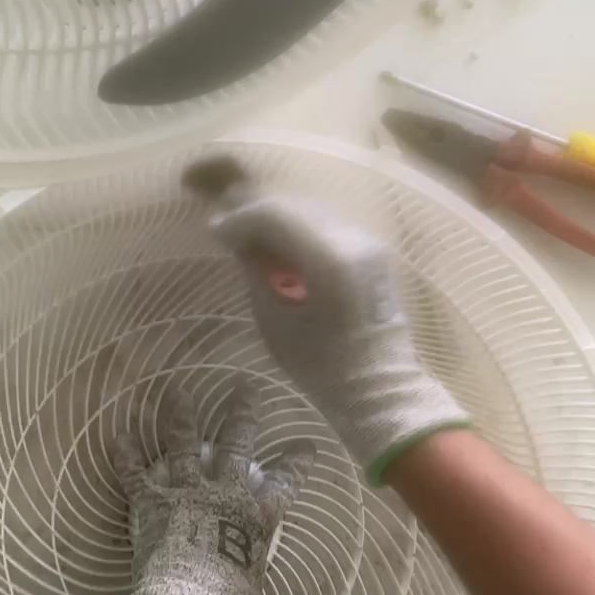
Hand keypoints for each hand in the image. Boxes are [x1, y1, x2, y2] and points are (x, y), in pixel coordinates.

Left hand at [100, 388, 311, 594]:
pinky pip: (136, 474)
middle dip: (243, 415)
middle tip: (247, 390)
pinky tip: (117, 437)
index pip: (285, 483)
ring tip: (179, 393)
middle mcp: (225, 493)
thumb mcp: (250, 586)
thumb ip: (245, 570)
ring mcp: (188, 491)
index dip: (297, 463)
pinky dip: (125, 456)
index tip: (307, 445)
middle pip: (237, 445)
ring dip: (181, 417)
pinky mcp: (153, 500)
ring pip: (184, 445)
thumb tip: (239, 582)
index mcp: (257, 517)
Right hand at [185, 156, 470, 482]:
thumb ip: (258, 273)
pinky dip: (298, 227)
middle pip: (295, 206)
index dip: (240, 218)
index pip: (275, 216)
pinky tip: (278, 244)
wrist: (379, 388)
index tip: (214, 230)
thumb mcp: (276, 320)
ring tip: (248, 234)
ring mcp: (367, 243)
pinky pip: (327, 224)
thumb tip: (239, 242)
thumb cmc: (322, 365)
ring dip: (278, 217)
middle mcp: (353, 240)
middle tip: (226, 225)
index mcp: (329, 259)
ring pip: (312, 210)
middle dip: (257, 211)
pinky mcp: (371, 252)